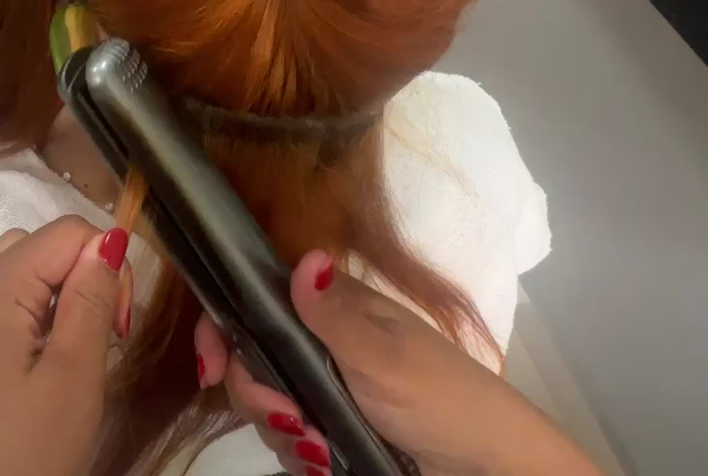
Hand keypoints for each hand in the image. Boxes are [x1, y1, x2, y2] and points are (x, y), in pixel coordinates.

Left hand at [0, 216, 132, 475]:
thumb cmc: (23, 452)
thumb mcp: (73, 378)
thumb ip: (91, 298)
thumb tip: (109, 238)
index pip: (69, 230)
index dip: (108, 265)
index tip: (121, 325)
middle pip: (47, 245)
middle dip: (87, 277)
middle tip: (107, 342)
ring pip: (31, 269)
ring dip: (66, 295)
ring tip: (80, 354)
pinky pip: (12, 296)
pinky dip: (42, 312)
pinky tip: (51, 360)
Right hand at [195, 250, 601, 475]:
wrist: (497, 473)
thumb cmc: (444, 402)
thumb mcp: (386, 358)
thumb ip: (332, 314)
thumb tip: (306, 254)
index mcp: (326, 310)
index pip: (250, 303)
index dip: (219, 331)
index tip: (211, 371)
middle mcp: (316, 344)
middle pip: (247, 361)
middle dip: (256, 396)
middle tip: (293, 422)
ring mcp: (323, 391)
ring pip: (266, 405)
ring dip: (281, 433)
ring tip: (322, 454)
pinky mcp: (333, 433)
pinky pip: (290, 443)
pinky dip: (300, 457)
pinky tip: (326, 467)